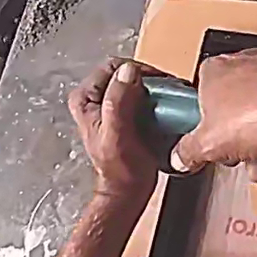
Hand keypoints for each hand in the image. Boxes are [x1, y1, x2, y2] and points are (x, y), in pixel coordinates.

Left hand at [69, 58, 160, 203]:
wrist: (128, 190)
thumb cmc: (120, 169)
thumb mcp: (117, 133)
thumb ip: (118, 101)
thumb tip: (128, 72)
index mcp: (85, 98)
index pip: (115, 67)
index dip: (139, 72)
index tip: (157, 83)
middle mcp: (96, 98)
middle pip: (128, 73)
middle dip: (150, 80)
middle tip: (168, 92)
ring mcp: (112, 106)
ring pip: (138, 83)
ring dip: (156, 89)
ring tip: (170, 100)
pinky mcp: (127, 114)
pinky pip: (145, 96)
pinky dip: (158, 99)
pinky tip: (167, 108)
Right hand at [170, 49, 256, 179]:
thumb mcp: (208, 145)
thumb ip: (189, 151)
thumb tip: (181, 157)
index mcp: (213, 71)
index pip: (201, 102)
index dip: (208, 132)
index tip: (214, 148)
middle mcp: (244, 64)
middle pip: (235, 114)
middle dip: (242, 145)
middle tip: (247, 161)